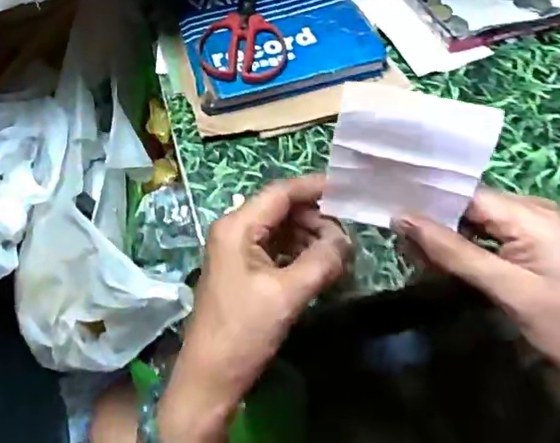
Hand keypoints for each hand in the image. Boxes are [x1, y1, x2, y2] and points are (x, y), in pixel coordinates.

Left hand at [160, 175, 349, 442]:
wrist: (211, 371)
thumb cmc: (244, 329)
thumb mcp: (286, 295)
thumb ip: (318, 262)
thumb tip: (345, 239)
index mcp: (236, 225)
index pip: (278, 193)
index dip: (312, 187)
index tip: (346, 188)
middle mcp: (233, 228)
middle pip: (278, 208)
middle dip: (314, 216)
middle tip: (348, 234)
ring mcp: (235, 248)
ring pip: (278, 228)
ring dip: (307, 234)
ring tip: (339, 251)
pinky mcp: (242, 267)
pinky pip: (273, 247)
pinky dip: (297, 250)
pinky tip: (320, 264)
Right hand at [398, 189, 559, 442]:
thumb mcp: (510, 292)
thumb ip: (453, 251)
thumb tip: (400, 216)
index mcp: (531, 214)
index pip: (462, 193)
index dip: (423, 197)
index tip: (384, 203)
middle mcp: (533, 212)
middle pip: (466, 205)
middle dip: (431, 221)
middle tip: (397, 240)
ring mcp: (537, 232)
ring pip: (474, 223)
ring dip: (445, 239)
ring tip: (411, 253)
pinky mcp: (537, 252)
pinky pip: (489, 239)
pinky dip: (465, 250)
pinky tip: (440, 262)